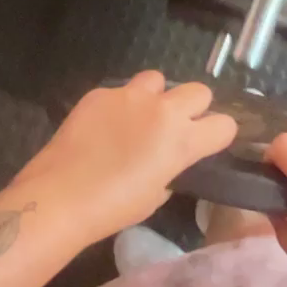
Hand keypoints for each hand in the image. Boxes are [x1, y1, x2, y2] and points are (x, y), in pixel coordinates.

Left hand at [12, 71, 236, 242]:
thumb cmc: (114, 207)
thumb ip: (171, 168)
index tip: (208, 143)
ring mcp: (129, 96)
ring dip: (157, 96)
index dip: (219, 135)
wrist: (61, 196)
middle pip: (199, 91)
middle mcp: (162, 110)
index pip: (224, 125)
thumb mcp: (156, 194)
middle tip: (177, 127)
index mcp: (182, 140)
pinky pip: (120, 91)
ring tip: (140, 118)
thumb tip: (167, 160)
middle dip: (195, 108)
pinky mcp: (99, 93)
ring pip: (158, 80)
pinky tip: (104, 126)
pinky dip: (120, 105)